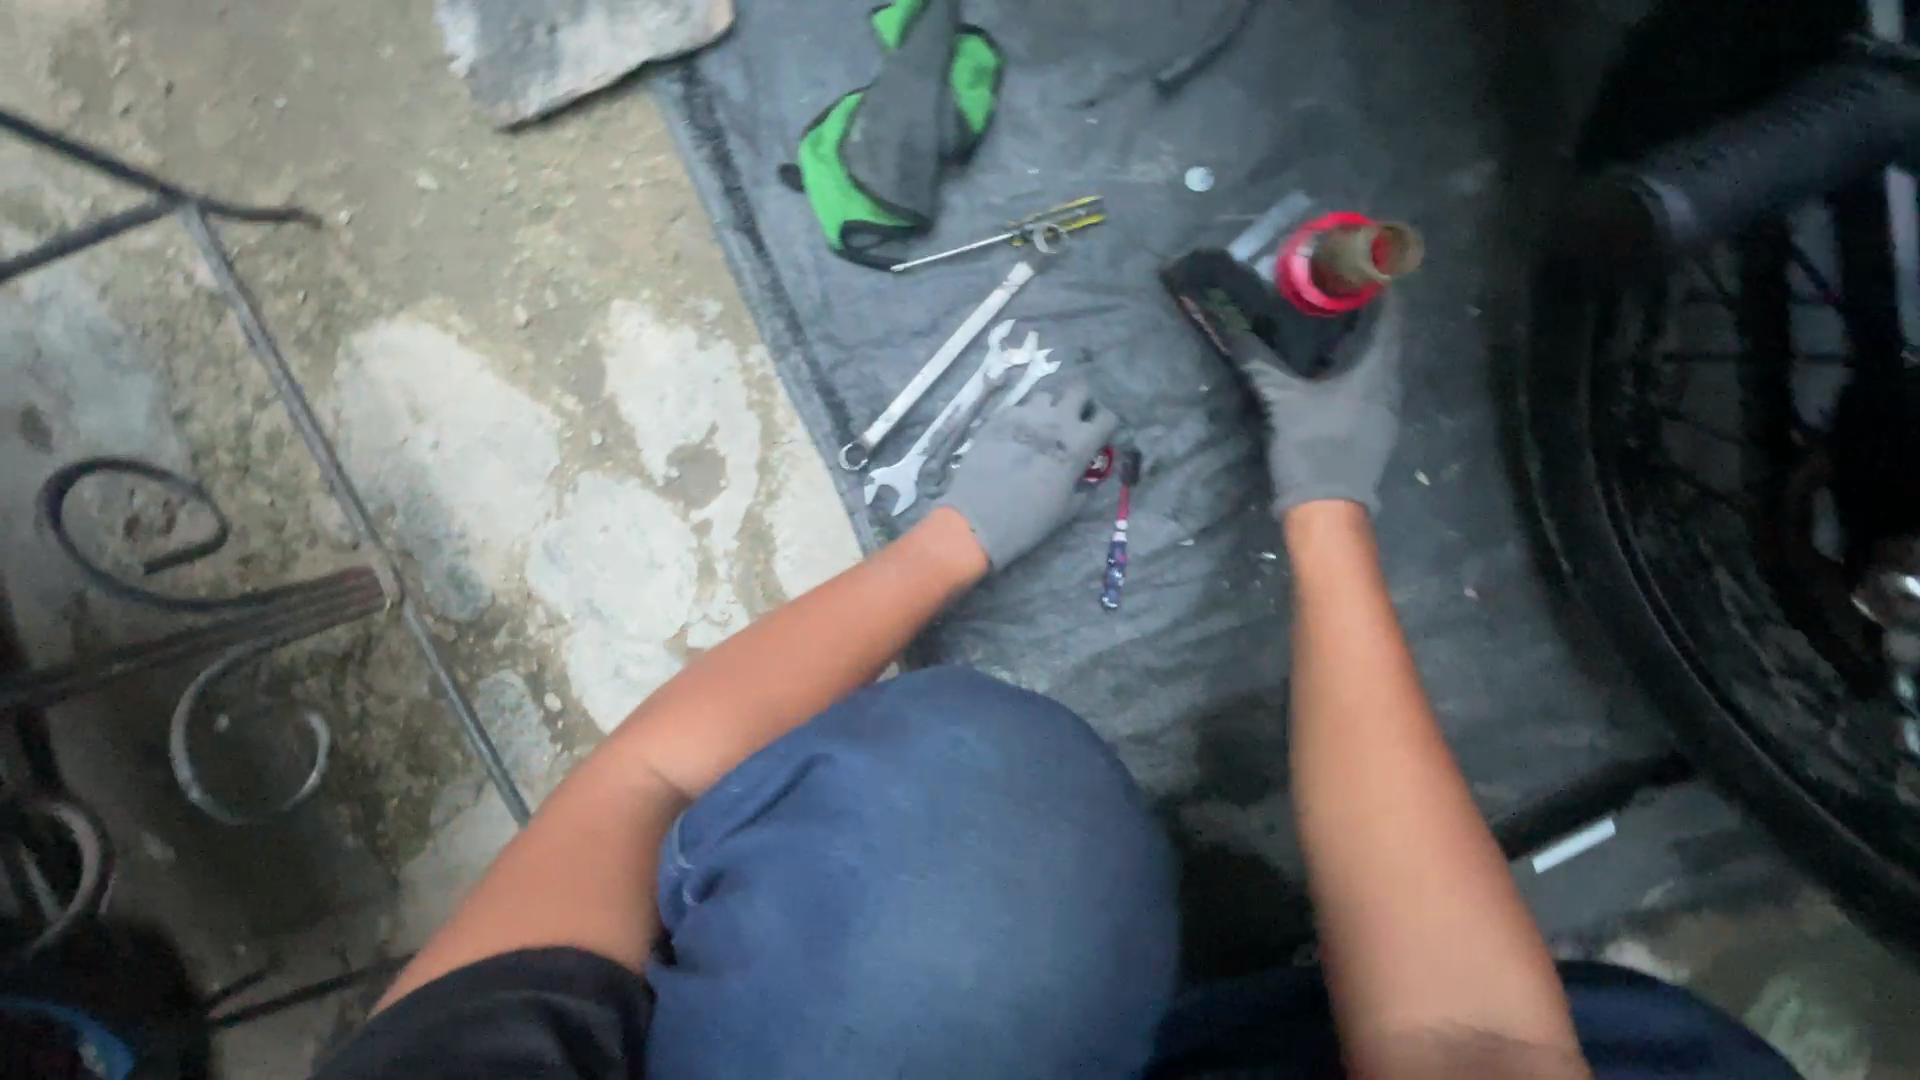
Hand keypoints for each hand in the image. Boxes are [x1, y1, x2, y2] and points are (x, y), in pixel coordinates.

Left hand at [935, 374, 1117, 569]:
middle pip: (1079, 389)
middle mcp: (1058, 420)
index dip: (1104, 424)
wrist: (979, 516)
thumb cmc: (1030, 519)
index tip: (1097, 435)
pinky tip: (1013, 435)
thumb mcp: (1066, 509)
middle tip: (1072, 420)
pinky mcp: (999, 417)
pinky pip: (1017, 407)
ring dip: (1048, 407)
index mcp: (1080, 443)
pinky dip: (1021, 417)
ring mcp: (1026, 414)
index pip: (1106, 417)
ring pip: (1046, 394)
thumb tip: (1084, 481)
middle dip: (1079, 401)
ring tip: (1040, 426)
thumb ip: (1081, 488)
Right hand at [1226, 292, 1403, 517]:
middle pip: (1385, 335)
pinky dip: (1352, 366)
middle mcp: (1390, 384)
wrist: (1329, 508)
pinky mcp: (1373, 427)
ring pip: (1377, 361)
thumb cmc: (1314, 447)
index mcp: (1376, 369)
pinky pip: (1369, 382)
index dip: (1376, 285)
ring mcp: (1385, 409)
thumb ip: (1260, 363)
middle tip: (1332, 290)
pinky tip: (1327, 367)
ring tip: (1326, 323)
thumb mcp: (1282, 400)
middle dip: (1362, 311)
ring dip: (1357, 341)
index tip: (1356, 265)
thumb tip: (1232, 330)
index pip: (1389, 312)